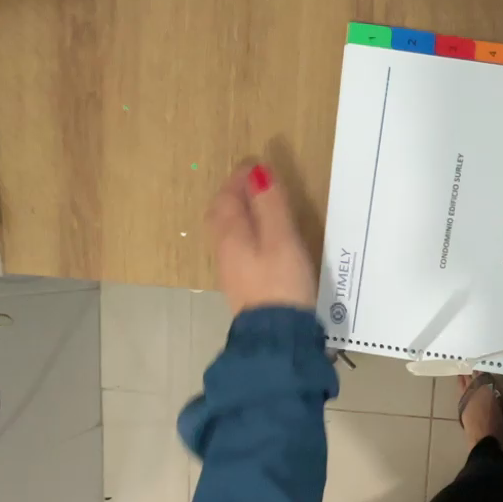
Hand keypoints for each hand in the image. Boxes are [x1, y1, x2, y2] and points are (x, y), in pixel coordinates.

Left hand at [206, 162, 317, 313]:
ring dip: (239, 217)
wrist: (278, 336)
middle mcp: (224, 251)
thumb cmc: (282, 282)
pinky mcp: (242, 288)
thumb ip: (270, 205)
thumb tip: (257, 172)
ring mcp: (231, 272)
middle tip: (251, 185)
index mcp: (231, 234)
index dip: (240, 179)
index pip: (228, 197)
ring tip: (258, 210)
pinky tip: (261, 243)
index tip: (255, 165)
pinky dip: (246, 236)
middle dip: (233, 196)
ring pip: (228, 234)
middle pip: (221, 215)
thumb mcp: (282, 239)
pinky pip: (238, 251)